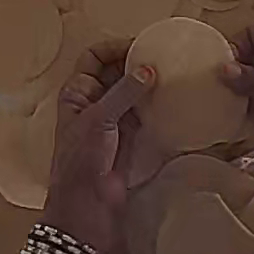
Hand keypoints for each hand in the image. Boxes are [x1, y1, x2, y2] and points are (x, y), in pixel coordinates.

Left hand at [45, 42, 153, 253]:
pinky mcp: (132, 136)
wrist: (88, 208)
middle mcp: (96, 101)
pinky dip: (159, 103)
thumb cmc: (82, 160)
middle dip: (137, 62)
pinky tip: (176, 97)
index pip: (93, 58)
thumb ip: (124, 93)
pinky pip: (146, 112)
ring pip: (133, 91)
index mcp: (78, 93)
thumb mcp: (99, 120)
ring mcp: (115, 119)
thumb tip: (148, 69)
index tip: (139, 45)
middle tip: (164, 55)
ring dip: (150, 82)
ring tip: (174, 72)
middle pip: (116, 71)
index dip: (113, 48)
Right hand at [223, 27, 253, 167]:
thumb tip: (221, 69)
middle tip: (213, 91)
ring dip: (241, 92)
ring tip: (222, 105)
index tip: (217, 70)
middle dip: (235, 72)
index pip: (253, 36)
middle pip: (252, 59)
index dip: (235, 49)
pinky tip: (240, 118)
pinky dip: (253, 107)